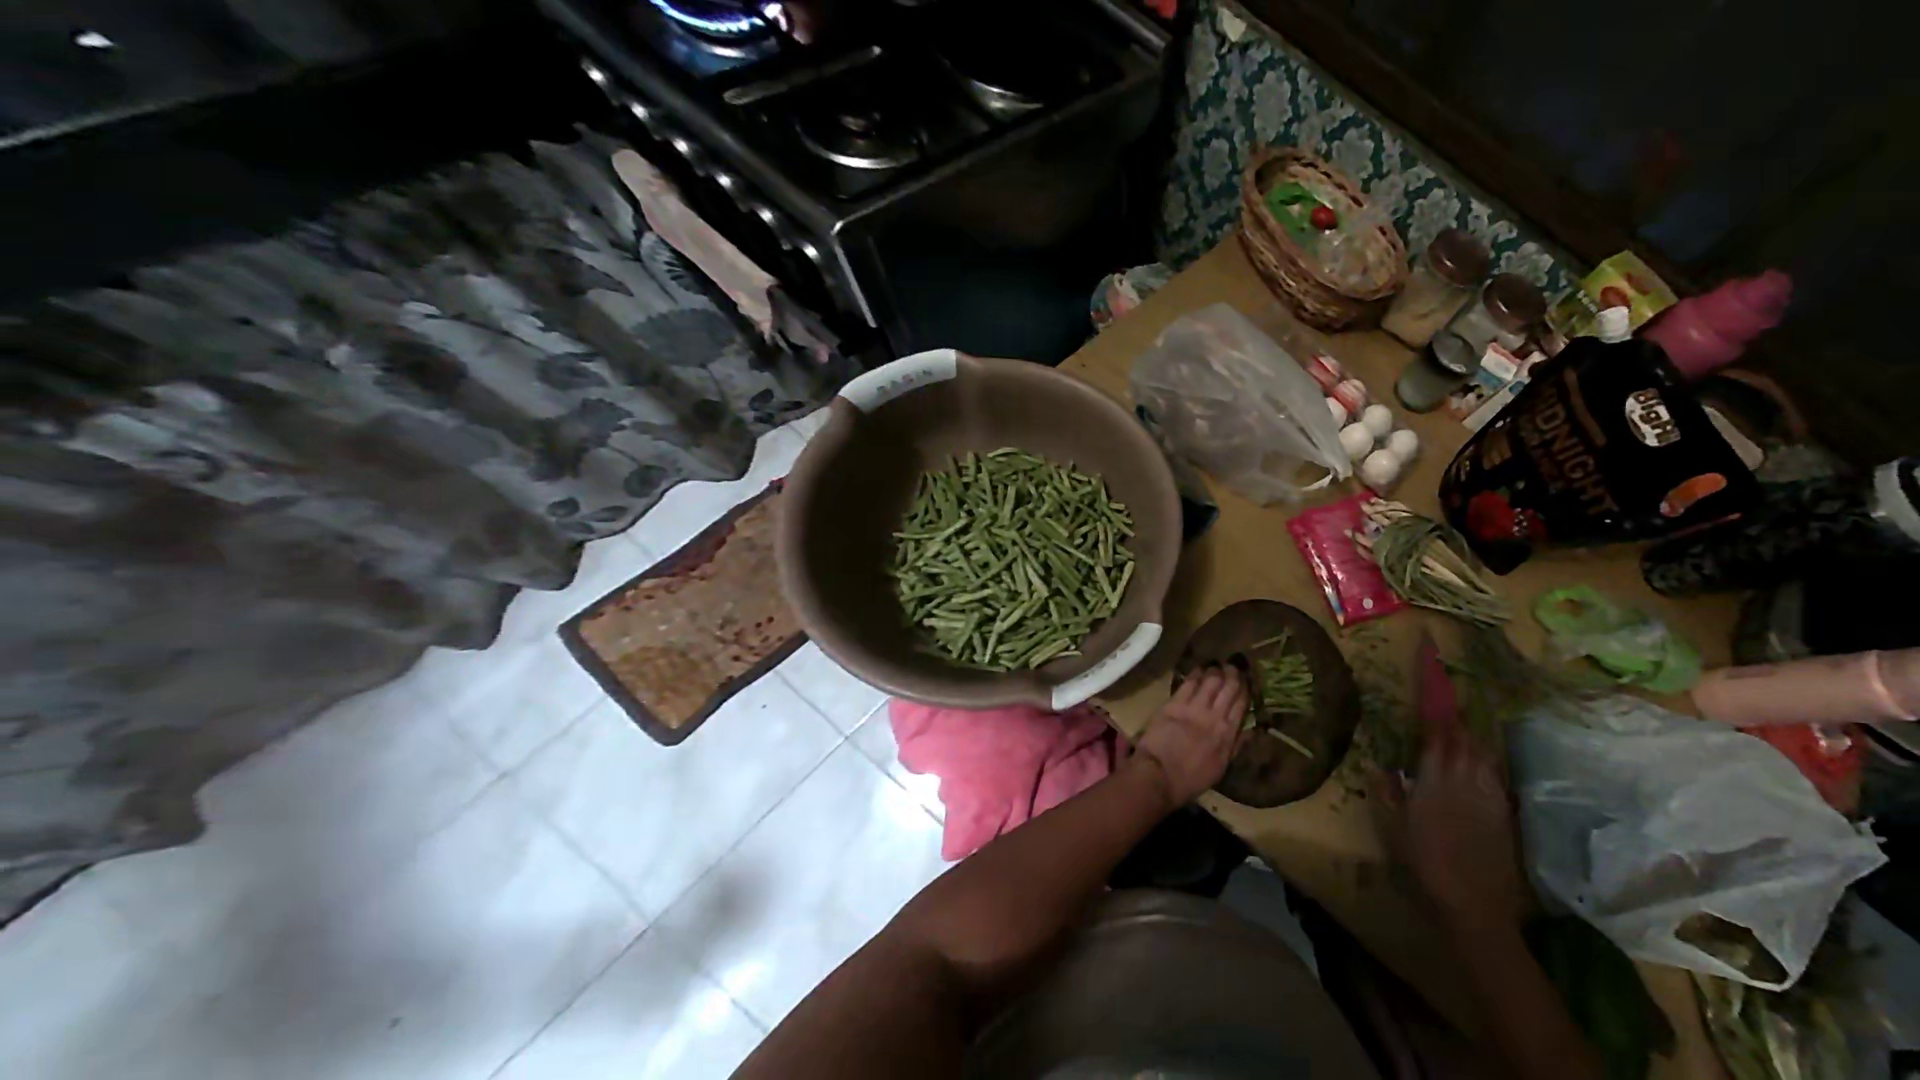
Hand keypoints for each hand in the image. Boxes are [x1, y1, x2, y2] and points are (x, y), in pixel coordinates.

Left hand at [1134, 666, 1246, 807]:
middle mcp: (1215, 717)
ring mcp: (1194, 709)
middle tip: (1233, 666)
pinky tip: (1199, 669)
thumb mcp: (1221, 767)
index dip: (1245, 689)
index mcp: (1228, 735)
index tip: (1246, 680)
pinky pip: (1188, 684)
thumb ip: (1235, 745)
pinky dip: (1196, 674)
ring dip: (1215, 672)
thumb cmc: (1191, 778)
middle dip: (1233, 675)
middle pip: (1228, 689)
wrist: (1160, 776)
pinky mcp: (1174, 704)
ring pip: (1210, 682)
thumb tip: (1251, 731)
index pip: (1241, 705)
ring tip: (1217, 666)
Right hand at [1377, 721, 1529, 939]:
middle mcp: (1465, 781)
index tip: (1432, 684)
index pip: (1436, 735)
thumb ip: (1389, 792)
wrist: (1473, 903)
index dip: (1435, 709)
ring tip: (1462, 731)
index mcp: (1434, 780)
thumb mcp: (1394, 826)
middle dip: (1455, 721)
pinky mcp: (1505, 813)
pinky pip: (1494, 776)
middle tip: (1447, 707)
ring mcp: (1489, 797)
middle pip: (1464, 741)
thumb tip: (1380, 764)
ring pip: (1482, 756)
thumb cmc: (1423, 862)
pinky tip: (1479, 765)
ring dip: (1472, 740)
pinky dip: (1484, 763)